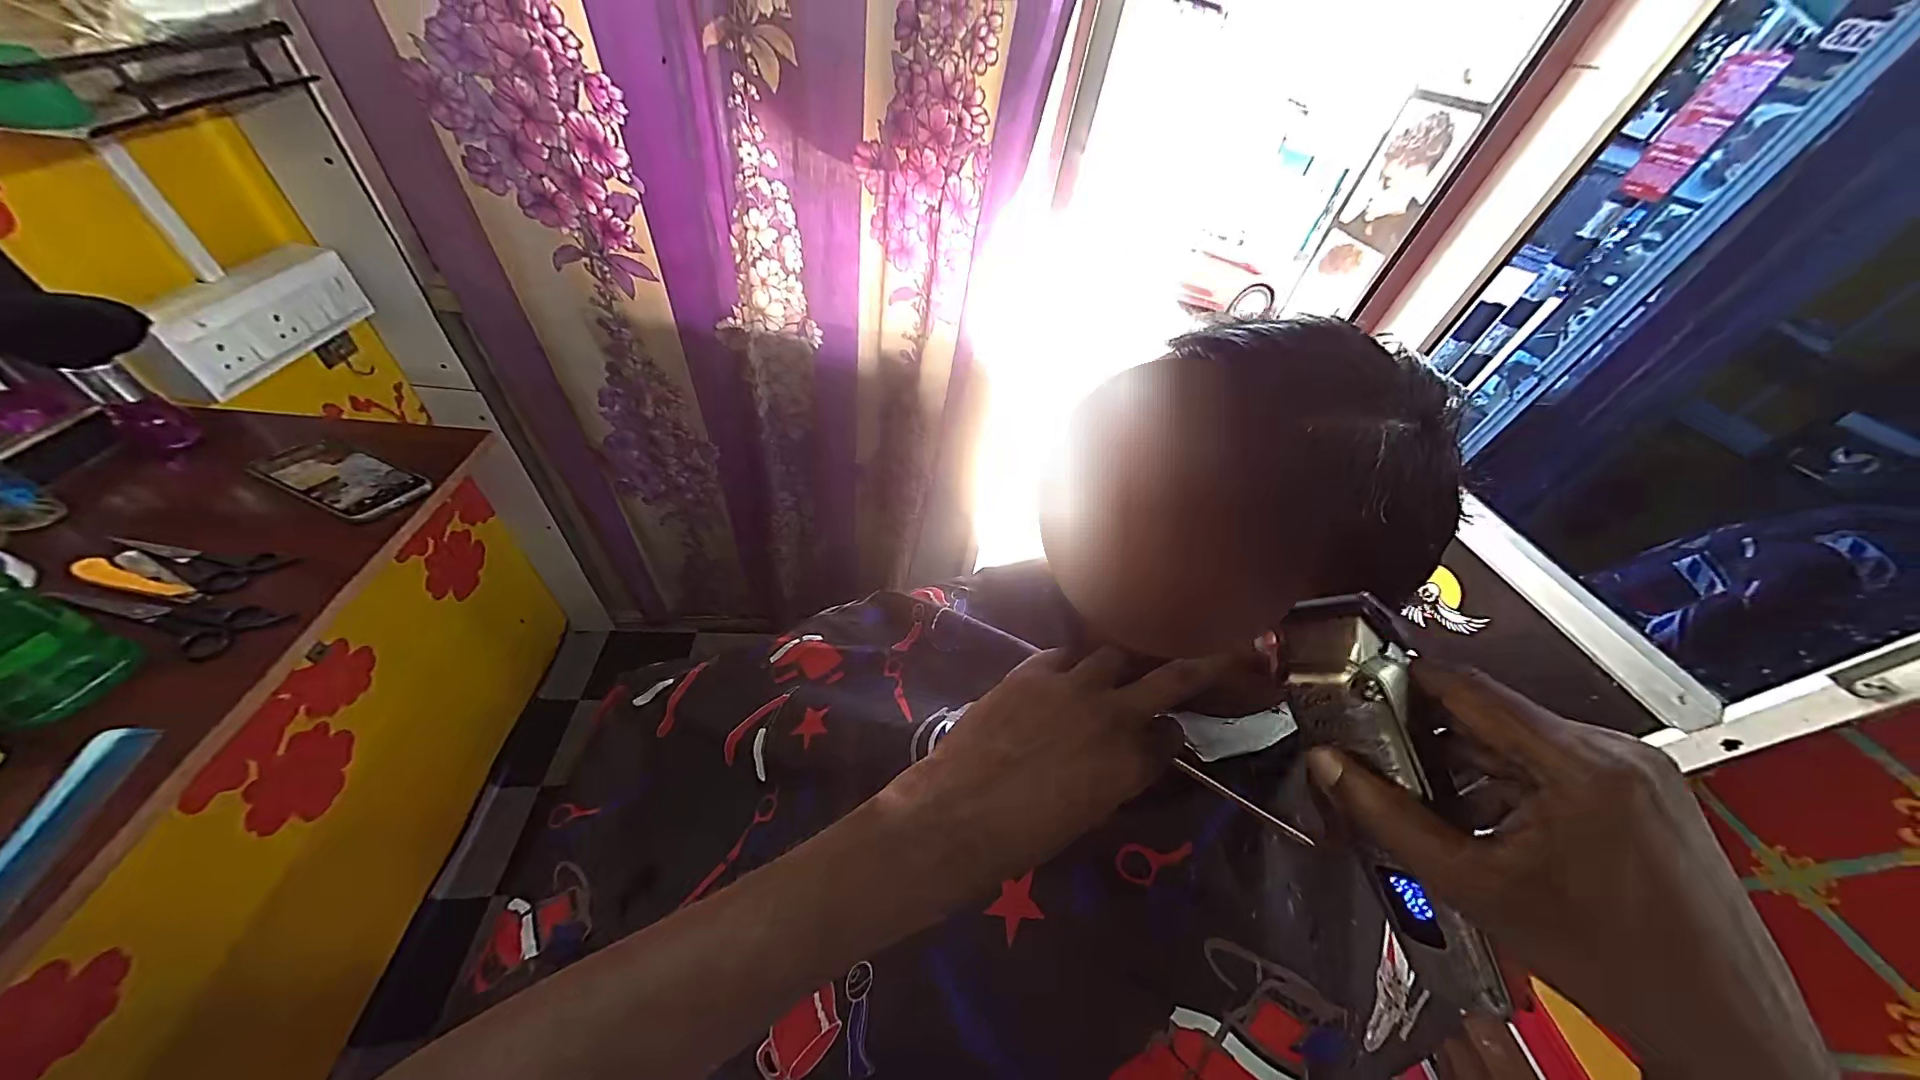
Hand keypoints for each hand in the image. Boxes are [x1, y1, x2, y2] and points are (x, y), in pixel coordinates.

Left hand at [878, 647, 1236, 890]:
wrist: (958, 814)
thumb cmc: (1023, 838)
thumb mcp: (1088, 815)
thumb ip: (1116, 777)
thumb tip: (1125, 757)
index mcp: (1132, 765)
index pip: (1171, 735)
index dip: (1170, 733)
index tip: (1166, 732)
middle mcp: (1113, 717)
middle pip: (1170, 678)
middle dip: (1199, 666)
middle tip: (1216, 654)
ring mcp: (1072, 687)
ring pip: (1113, 656)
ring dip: (1118, 664)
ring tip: (1112, 668)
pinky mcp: (1031, 672)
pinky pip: (1063, 655)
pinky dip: (1069, 663)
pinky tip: (1063, 671)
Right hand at [1305, 663, 1833, 1079]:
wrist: (1719, 1023)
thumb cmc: (1614, 961)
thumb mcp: (1471, 882)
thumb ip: (1386, 814)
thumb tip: (1331, 766)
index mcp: (1584, 763)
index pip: (1468, 686)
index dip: (1404, 678)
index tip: (1362, 685)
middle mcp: (1618, 752)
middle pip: (1489, 713)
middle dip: (1427, 731)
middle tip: (1381, 754)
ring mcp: (1635, 769)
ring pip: (1515, 738)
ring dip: (1463, 759)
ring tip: (1427, 795)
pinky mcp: (1640, 789)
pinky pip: (1547, 761)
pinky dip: (1502, 779)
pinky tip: (1478, 815)